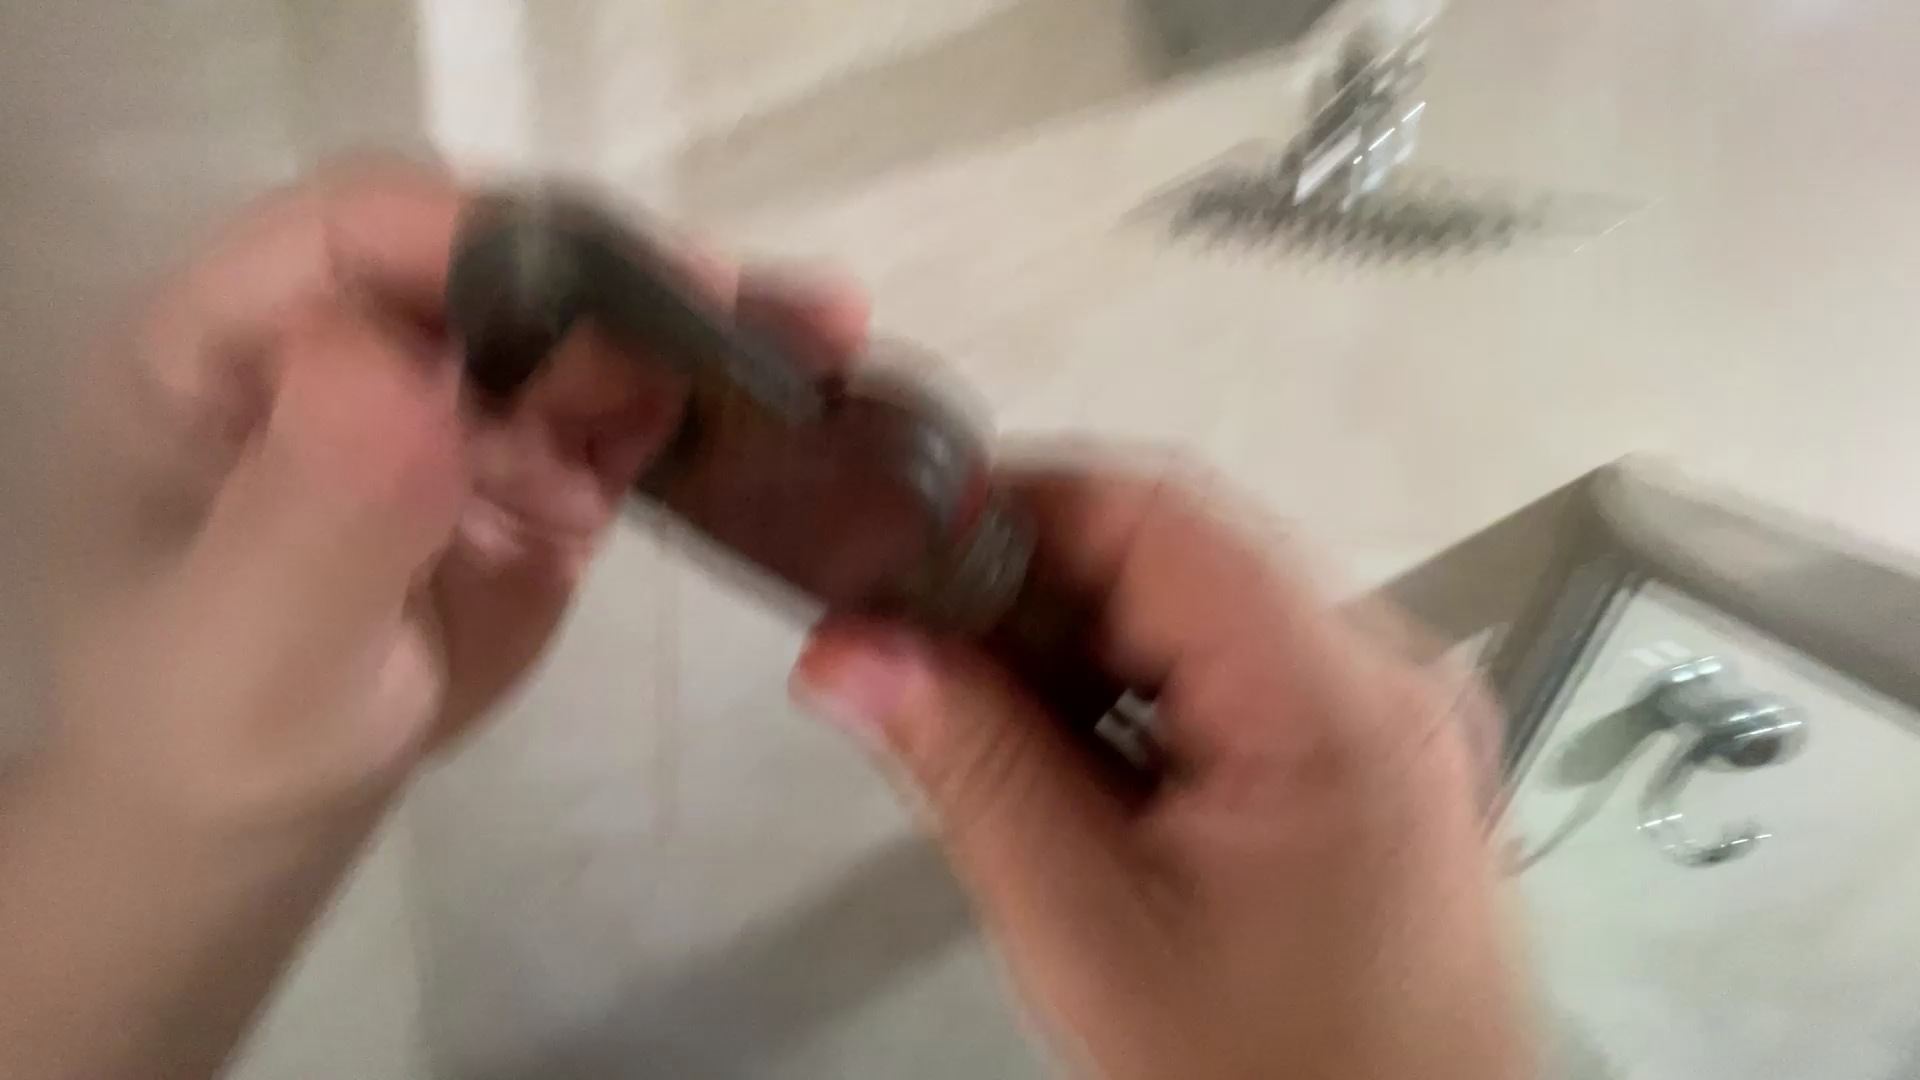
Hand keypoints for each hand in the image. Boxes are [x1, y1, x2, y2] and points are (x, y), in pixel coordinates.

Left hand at [43, 159, 869, 828]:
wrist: (286, 788)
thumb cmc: (232, 727)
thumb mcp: (258, 646)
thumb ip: (322, 512)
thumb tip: (403, 373)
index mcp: (235, 349)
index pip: (362, 234)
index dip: (496, 238)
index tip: (637, 282)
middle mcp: (367, 352)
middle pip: (510, 270)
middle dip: (635, 281)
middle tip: (762, 308)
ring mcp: (469, 411)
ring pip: (590, 340)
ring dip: (691, 341)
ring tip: (812, 343)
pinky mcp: (546, 468)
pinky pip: (627, 420)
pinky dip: (692, 414)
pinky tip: (763, 414)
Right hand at [792, 464, 1529, 1079]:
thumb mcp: (1091, 931)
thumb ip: (969, 767)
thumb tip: (849, 651)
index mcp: (1332, 697)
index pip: (1154, 515)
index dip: (1019, 503)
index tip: (910, 543)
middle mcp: (1372, 666)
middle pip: (1170, 549)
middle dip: (1028, 582)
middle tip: (921, 636)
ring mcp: (1367, 698)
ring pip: (1182, 599)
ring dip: (1067, 634)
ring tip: (981, 698)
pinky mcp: (1347, 733)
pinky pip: (1210, 655)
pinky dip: (1118, 678)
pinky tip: (1066, 742)